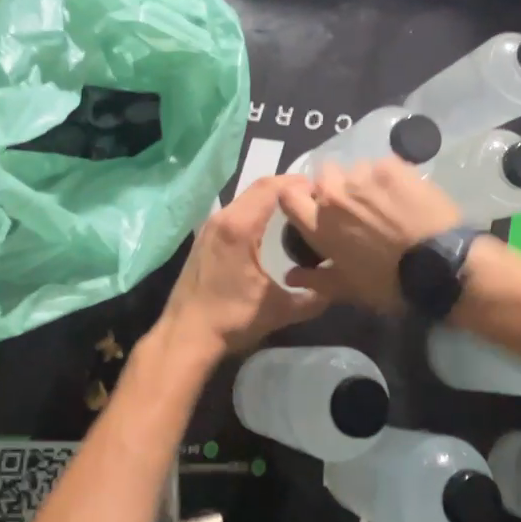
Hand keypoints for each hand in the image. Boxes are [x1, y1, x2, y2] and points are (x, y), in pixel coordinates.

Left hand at [154, 175, 327, 362]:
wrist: (184, 337)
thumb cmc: (231, 319)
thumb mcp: (278, 310)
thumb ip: (312, 298)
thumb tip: (336, 288)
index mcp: (240, 227)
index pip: (272, 188)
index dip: (298, 184)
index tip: (322, 193)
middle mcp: (223, 218)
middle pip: (259, 187)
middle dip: (288, 188)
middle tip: (314, 200)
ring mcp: (210, 226)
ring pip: (245, 198)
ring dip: (271, 198)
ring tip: (297, 211)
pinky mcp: (205, 237)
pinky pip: (236, 211)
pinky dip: (256, 210)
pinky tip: (270, 229)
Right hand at [276, 158, 460, 312]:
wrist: (439, 264)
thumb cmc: (389, 282)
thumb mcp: (349, 289)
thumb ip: (316, 280)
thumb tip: (290, 276)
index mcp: (320, 225)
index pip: (288, 196)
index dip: (299, 199)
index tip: (313, 208)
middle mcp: (336, 194)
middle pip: (323, 176)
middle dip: (334, 187)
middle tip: (354, 208)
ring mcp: (365, 176)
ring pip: (355, 170)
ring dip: (363, 183)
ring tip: (384, 202)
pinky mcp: (393, 165)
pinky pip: (383, 165)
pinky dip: (389, 178)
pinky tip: (404, 195)